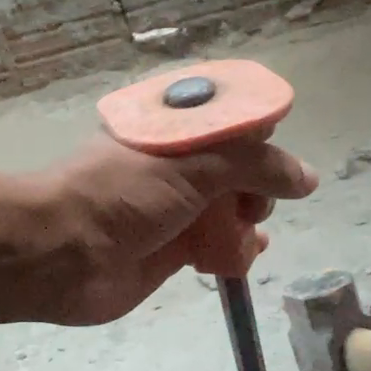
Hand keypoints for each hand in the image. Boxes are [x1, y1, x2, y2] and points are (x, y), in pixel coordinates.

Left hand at [33, 135, 317, 324]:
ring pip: (235, 208)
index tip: (270, 144)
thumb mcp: (195, 162)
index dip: (257, 128)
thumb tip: (307, 177)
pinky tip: (243, 256)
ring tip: (243, 230)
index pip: (230, 114)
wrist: (64, 255)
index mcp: (172, 124)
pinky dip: (238, 251)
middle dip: (258, 183)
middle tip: (250, 200)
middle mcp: (176, 162)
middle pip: (241, 166)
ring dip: (249, 220)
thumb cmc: (124, 193)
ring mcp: (176, 207)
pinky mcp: (175, 250)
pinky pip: (222, 246)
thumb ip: (256, 164)